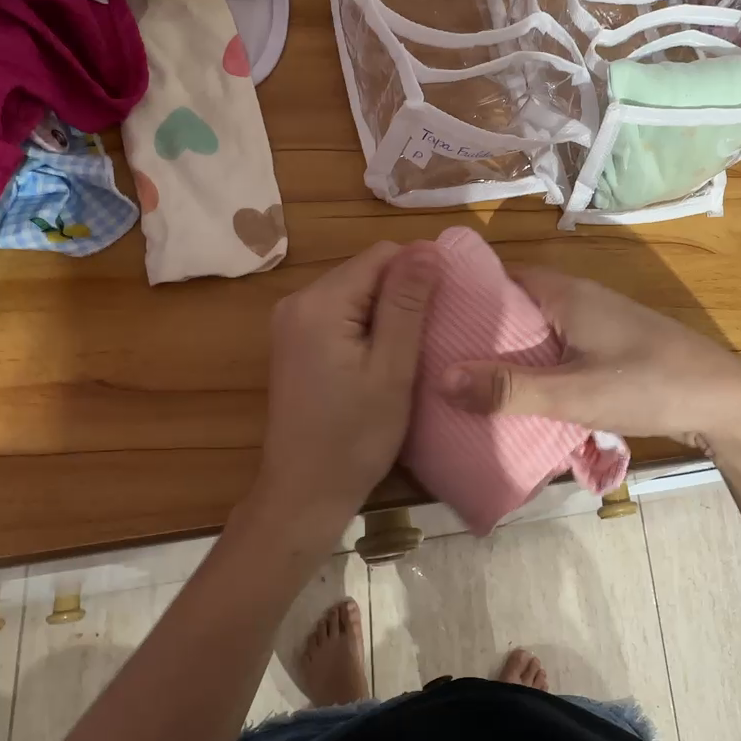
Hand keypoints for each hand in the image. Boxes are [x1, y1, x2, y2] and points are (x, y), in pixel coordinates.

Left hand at [253, 241, 442, 518]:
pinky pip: (342, 312)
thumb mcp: (392, 368)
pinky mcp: (295, 342)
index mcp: (319, 303)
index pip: (382, 255)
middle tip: (435, 332)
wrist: (305, 492)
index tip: (448, 306)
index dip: (421, 271)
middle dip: (404, 291)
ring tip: (415, 345)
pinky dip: (370, 324)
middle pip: (367, 269)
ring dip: (389, 309)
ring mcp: (292, 322)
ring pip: (357, 290)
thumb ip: (407, 303)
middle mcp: (298, 302)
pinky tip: (387, 355)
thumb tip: (428, 248)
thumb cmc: (355, 435)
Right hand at [438, 265, 740, 452]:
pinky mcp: (607, 348)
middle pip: (513, 305)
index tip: (418, 317)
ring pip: (535, 330)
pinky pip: (555, 349)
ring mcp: (595, 322)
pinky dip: (531, 366)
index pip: (498, 277)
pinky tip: (512, 395)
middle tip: (429, 358)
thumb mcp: (574, 393)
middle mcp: (577, 297)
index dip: (459, 294)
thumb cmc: (649, 385)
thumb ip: (510, 389)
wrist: (724, 400)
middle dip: (476, 329)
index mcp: (565, 292)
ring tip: (458, 380)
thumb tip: (440, 378)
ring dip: (504, 352)